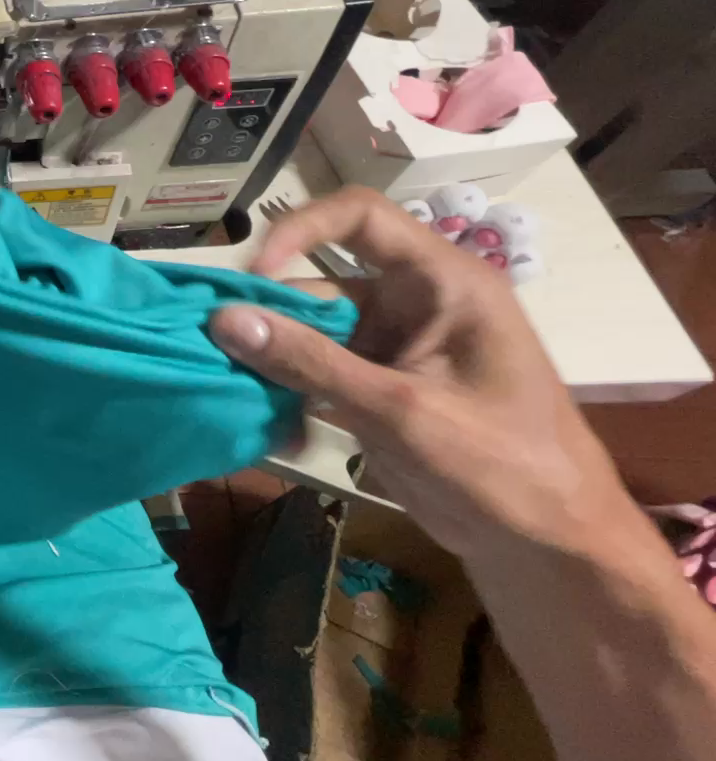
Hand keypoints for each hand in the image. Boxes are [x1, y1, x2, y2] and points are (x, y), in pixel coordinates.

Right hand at [209, 187, 637, 561]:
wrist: (547, 543)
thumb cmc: (500, 466)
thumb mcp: (397, 410)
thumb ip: (308, 362)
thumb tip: (222, 319)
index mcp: (441, 283)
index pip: (360, 217)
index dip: (298, 229)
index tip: (252, 275)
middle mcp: (409, 301)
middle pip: (314, 283)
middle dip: (263, 315)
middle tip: (211, 348)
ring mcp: (387, 343)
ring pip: (302, 329)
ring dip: (267, 361)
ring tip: (232, 393)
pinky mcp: (369, 379)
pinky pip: (307, 366)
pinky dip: (282, 390)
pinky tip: (269, 425)